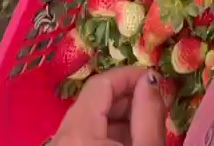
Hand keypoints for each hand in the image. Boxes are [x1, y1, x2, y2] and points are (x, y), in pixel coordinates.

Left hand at [47, 68, 166, 145]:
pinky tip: (125, 145)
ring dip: (117, 119)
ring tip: (142, 129)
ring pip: (88, 122)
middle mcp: (58, 139)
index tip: (155, 80)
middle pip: (93, 102)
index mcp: (77, 132)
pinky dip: (104, 136)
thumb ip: (149, 111)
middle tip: (153, 106)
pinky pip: (81, 139)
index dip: (130, 75)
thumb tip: (149, 79)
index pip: (101, 83)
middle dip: (126, 98)